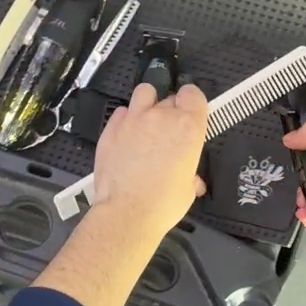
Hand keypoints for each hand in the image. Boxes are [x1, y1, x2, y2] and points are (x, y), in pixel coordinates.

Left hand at [90, 82, 208, 236]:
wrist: (128, 213)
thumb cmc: (161, 204)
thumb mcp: (188, 190)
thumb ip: (191, 176)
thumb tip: (191, 180)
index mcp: (188, 127)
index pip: (193, 94)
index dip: (192, 101)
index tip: (190, 110)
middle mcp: (161, 117)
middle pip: (170, 98)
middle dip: (171, 111)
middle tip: (168, 132)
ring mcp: (134, 120)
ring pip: (144, 92)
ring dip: (148, 103)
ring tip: (147, 121)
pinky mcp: (112, 129)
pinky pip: (121, 112)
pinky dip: (126, 120)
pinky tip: (127, 136)